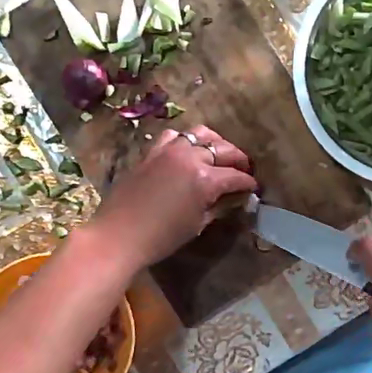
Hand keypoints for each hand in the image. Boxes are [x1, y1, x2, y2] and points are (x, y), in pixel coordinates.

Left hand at [87, 126, 256, 266]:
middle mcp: (190, 158)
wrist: (117, 237)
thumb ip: (218, 206)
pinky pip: (173, 136)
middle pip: (224, 149)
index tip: (254, 188)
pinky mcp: (151, 153)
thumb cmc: (162, 237)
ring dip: (215, 143)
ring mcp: (169, 152)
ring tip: (218, 154)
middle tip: (243, 170)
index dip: (248, 183)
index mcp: (206, 179)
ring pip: (200, 134)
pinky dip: (185, 140)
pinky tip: (187, 152)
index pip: (236, 176)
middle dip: (238, 160)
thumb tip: (234, 199)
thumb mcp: (198, 223)